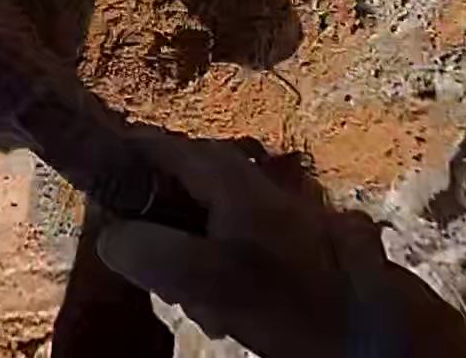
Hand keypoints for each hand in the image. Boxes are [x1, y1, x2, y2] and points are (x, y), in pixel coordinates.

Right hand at [96, 131, 465, 357]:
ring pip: (180, 215)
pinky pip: (205, 238)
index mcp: (212, 165)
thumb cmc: (288, 291)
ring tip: (191, 299)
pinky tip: (215, 306)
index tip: (97, 201)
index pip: (145, 142)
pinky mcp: (252, 227)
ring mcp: (239, 198)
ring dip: (174, 256)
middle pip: (158, 182)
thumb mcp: (214, 277)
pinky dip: (198, 268)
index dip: (115, 165)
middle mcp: (223, 170)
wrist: (368, 325)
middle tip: (150, 272)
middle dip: (147, 227)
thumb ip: (153, 253)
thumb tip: (107, 235)